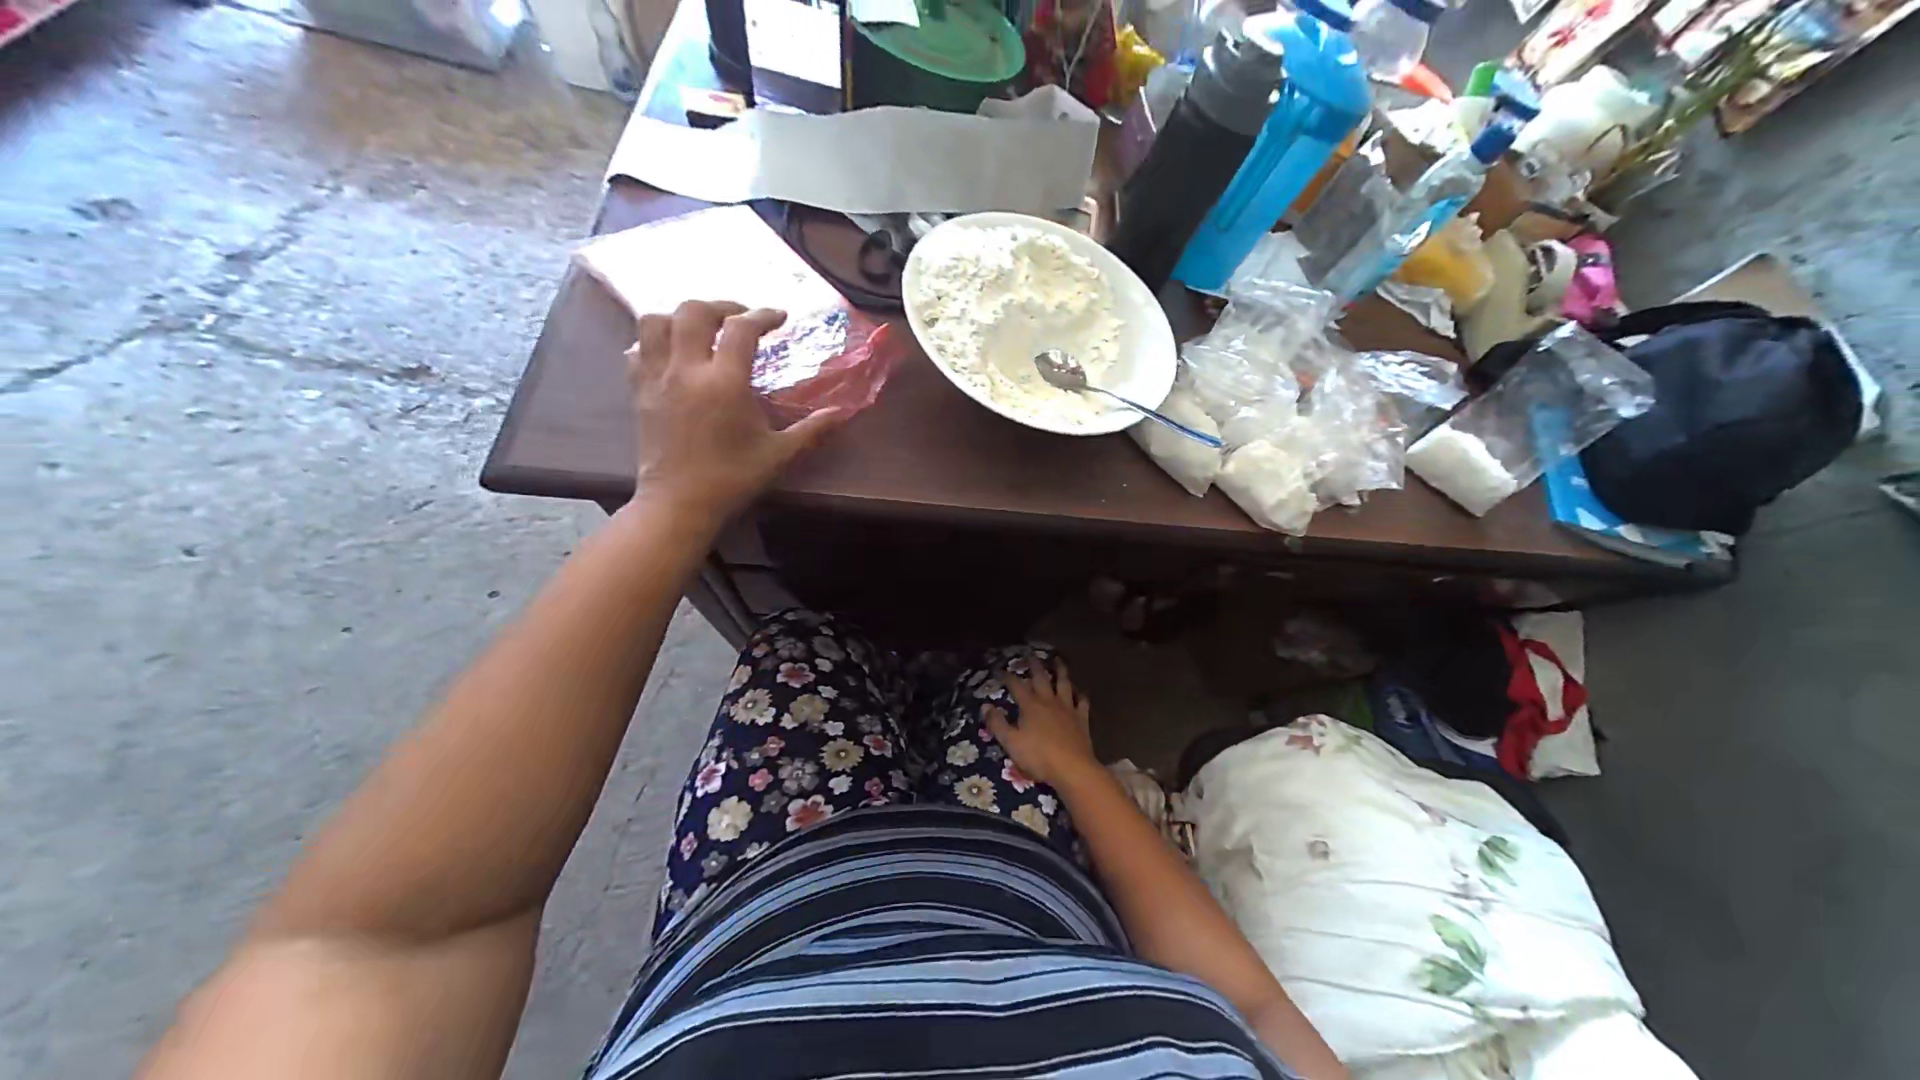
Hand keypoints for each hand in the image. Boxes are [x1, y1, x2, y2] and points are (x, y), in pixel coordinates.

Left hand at [627, 301, 846, 526]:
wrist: (679, 504)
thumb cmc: (732, 478)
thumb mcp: (779, 454)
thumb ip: (812, 430)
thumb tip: (843, 414)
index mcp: (724, 382)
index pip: (742, 329)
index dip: (763, 315)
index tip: (779, 317)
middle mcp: (687, 370)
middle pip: (693, 311)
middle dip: (721, 305)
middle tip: (740, 317)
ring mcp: (657, 378)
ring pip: (655, 321)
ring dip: (680, 316)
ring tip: (702, 328)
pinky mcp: (639, 392)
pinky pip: (638, 349)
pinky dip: (654, 341)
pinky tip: (673, 353)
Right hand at [987, 660, 1099, 787]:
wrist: (1073, 768)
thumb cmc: (1039, 756)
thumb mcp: (1011, 742)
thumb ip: (997, 724)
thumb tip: (985, 706)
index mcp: (1030, 706)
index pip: (1016, 686)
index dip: (1007, 677)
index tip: (999, 669)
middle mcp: (1049, 701)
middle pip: (1041, 678)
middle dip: (1034, 665)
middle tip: (1030, 654)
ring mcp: (1068, 709)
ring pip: (1064, 683)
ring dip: (1060, 670)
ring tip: (1058, 660)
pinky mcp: (1082, 719)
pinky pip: (1082, 701)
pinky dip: (1080, 694)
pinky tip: (1079, 691)